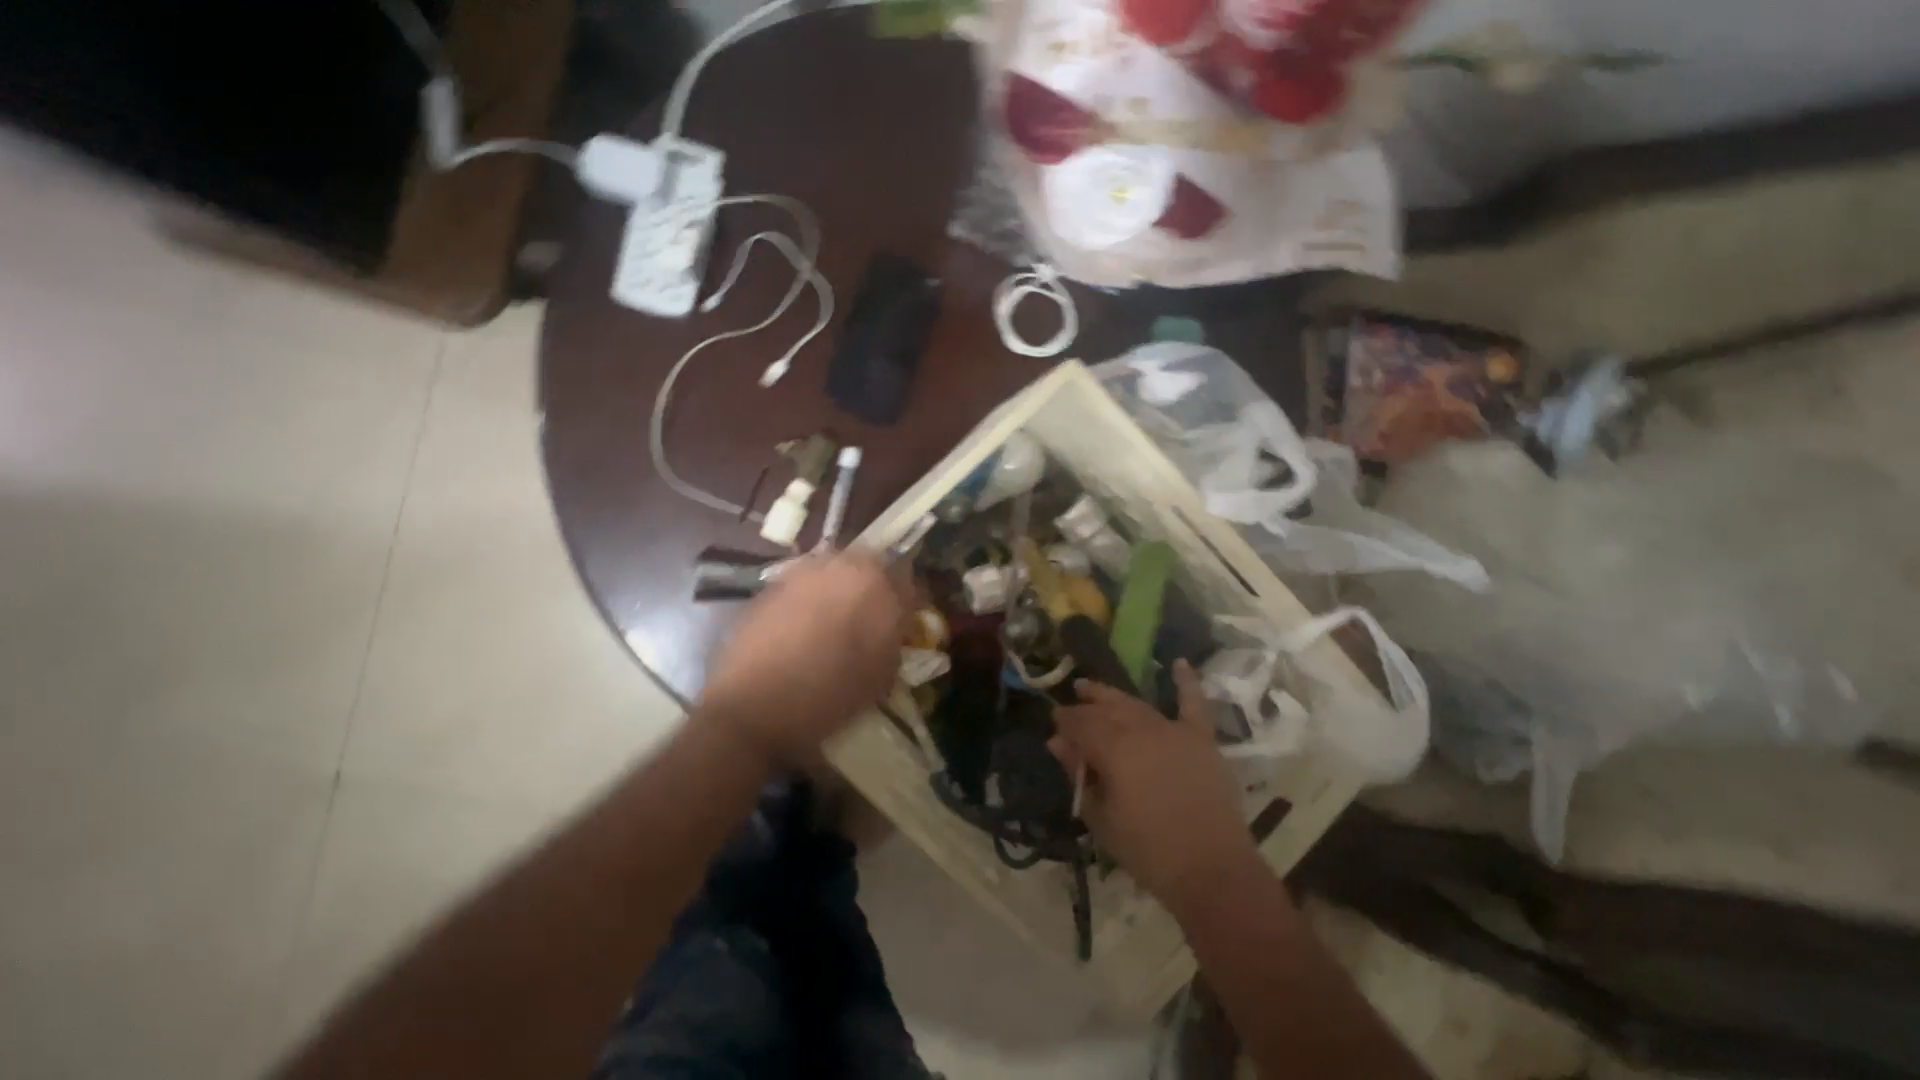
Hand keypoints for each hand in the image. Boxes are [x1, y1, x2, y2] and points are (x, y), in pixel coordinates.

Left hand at [700, 551, 910, 765]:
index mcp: (876, 583)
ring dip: (839, 593)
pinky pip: (802, 587)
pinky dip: (809, 603)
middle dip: (872, 591)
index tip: (905, 625)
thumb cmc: (828, 697)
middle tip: (870, 623)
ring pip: (833, 574)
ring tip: (834, 627)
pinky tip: (803, 633)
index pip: (908, 579)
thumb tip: (894, 630)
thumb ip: (895, 641)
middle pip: (868, 568)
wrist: (752, 708)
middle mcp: (839, 564)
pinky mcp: (770, 585)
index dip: (908, 603)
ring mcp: (800, 571)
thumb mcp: (881, 676)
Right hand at [1050, 660, 1264, 914]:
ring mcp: (1175, 732)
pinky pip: (1194, 705)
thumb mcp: (1100, 816)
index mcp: (1114, 747)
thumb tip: (1058, 743)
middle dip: (1086, 706)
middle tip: (1072, 704)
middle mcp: (1143, 729)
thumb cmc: (1147, 849)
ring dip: (1115, 696)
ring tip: (1094, 690)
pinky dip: (1187, 682)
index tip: (1053, 723)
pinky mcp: (1202, 741)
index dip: (1065, 721)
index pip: (1080, 723)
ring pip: (1138, 706)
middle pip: (1107, 710)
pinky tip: (1180, 663)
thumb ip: (1079, 775)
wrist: (1211, 868)